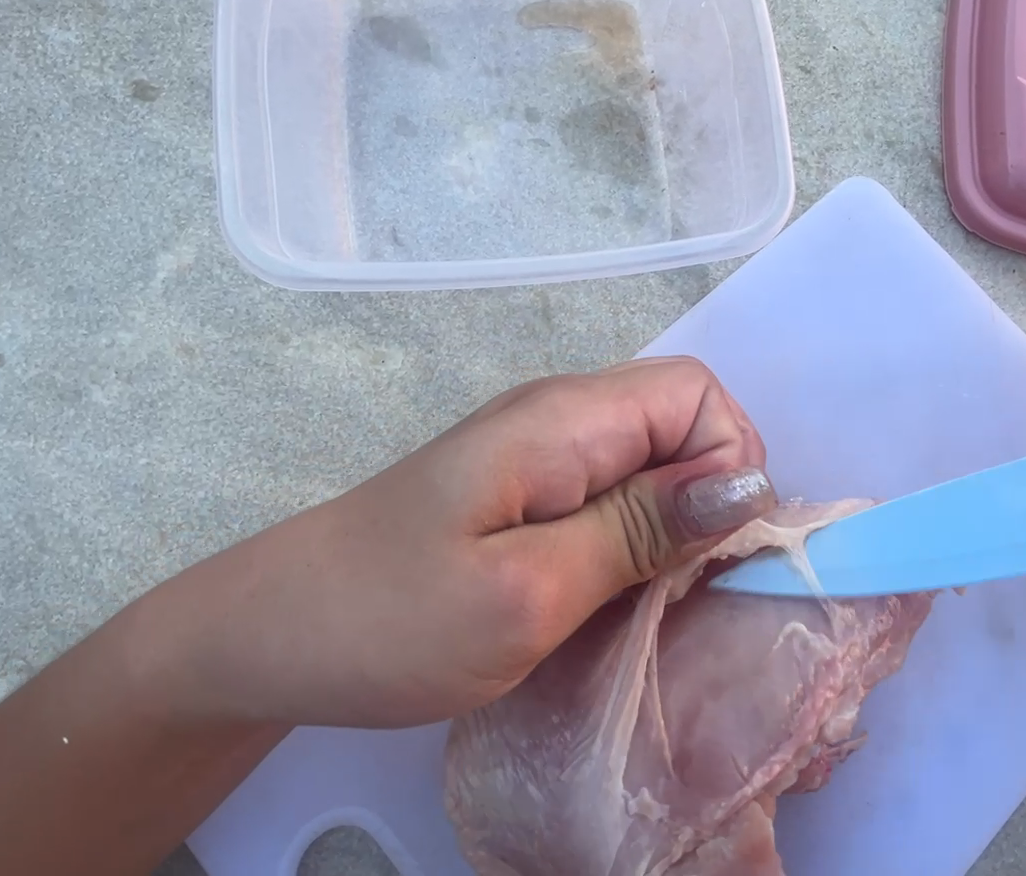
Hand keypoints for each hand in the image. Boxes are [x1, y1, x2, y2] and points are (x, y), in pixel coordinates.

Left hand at [137, 357, 775, 729]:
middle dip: (710, 499)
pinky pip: (616, 496)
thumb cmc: (392, 618)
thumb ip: (638, 530)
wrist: (278, 634)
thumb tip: (747, 486)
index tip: (709, 552)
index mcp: (563, 418)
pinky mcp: (527, 493)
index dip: (728, 462)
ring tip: (650, 603)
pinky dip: (638, 543)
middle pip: (683, 422)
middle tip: (682, 589)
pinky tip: (615, 597)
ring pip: (654, 464)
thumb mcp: (527, 590)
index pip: (698, 391)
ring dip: (675, 528)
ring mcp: (540, 453)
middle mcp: (559, 417)